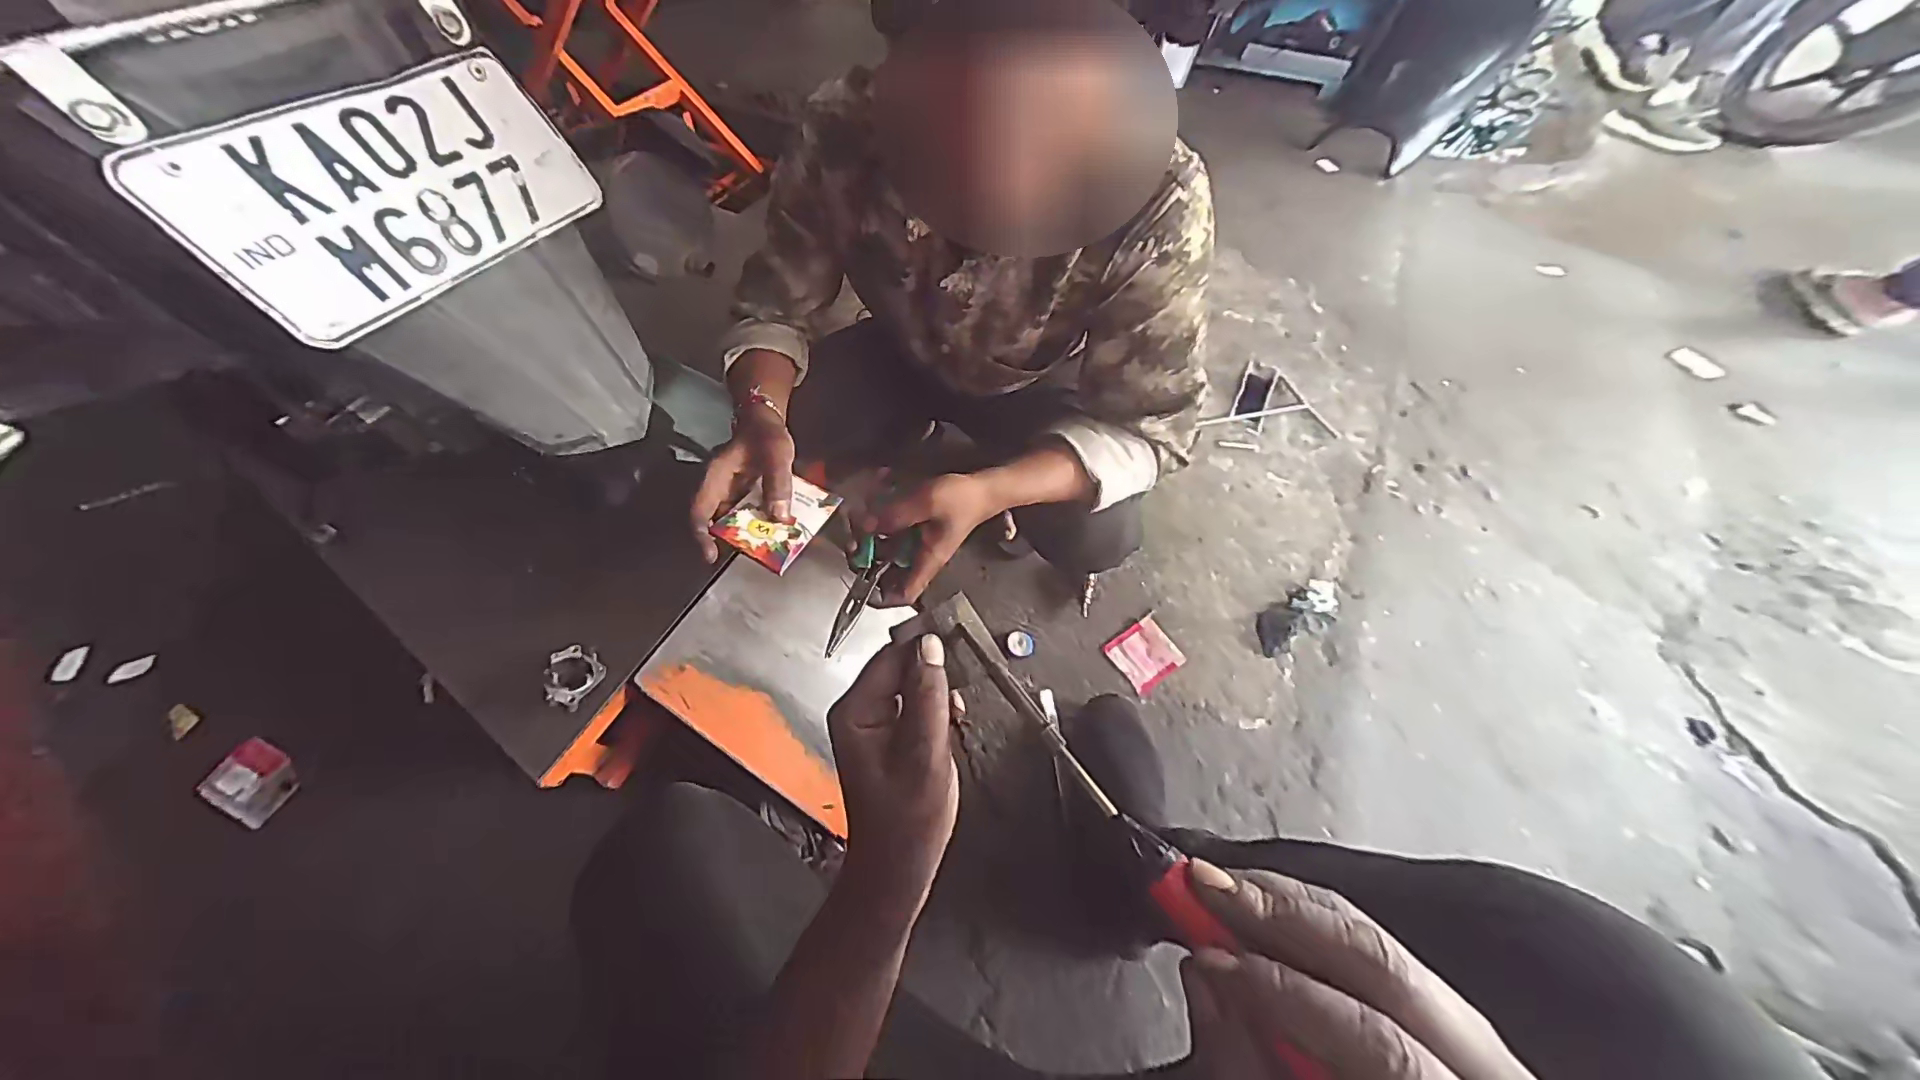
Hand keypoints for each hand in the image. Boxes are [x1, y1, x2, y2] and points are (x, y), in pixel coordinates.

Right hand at [690, 406, 795, 562]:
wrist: (765, 419)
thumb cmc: (766, 435)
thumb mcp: (777, 456)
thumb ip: (778, 484)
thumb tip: (780, 518)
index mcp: (716, 477)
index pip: (699, 511)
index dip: (701, 535)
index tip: (711, 556)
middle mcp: (718, 487)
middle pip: (714, 520)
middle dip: (730, 540)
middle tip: (751, 555)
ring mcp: (730, 490)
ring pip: (731, 518)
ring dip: (745, 533)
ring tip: (766, 548)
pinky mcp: (742, 492)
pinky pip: (746, 512)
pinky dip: (757, 522)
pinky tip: (773, 529)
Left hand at [827, 636, 960, 894]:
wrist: (898, 868)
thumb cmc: (908, 820)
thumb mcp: (925, 754)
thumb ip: (928, 696)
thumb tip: (932, 645)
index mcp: (855, 711)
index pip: (891, 656)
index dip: (924, 645)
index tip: (960, 636)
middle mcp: (858, 711)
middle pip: (899, 667)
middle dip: (933, 672)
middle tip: (963, 686)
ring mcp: (872, 723)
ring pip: (910, 684)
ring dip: (937, 692)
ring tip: (956, 714)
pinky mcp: (888, 735)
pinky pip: (913, 705)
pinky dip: (935, 708)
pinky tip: (950, 724)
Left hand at [862, 474, 1002, 605]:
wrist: (982, 487)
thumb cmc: (962, 499)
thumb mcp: (928, 502)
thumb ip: (896, 514)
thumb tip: (866, 525)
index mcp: (927, 560)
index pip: (904, 594)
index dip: (881, 597)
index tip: (860, 583)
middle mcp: (919, 555)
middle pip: (886, 569)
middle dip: (867, 555)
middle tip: (853, 536)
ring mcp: (917, 540)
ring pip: (886, 544)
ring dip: (871, 529)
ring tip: (862, 510)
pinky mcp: (916, 525)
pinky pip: (893, 526)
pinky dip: (883, 512)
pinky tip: (880, 490)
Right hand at [1178, 864, 1537, 1079]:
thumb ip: (1245, 1068)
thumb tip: (1204, 977)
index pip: (1379, 1043)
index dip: (1286, 992)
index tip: (1209, 957)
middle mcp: (1483, 1069)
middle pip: (1382, 964)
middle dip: (1281, 915)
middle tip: (1205, 885)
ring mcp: (1476, 1045)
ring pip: (1379, 942)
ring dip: (1289, 905)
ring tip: (1224, 887)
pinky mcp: (1447, 1023)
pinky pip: (1371, 948)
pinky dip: (1309, 920)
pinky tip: (1263, 909)